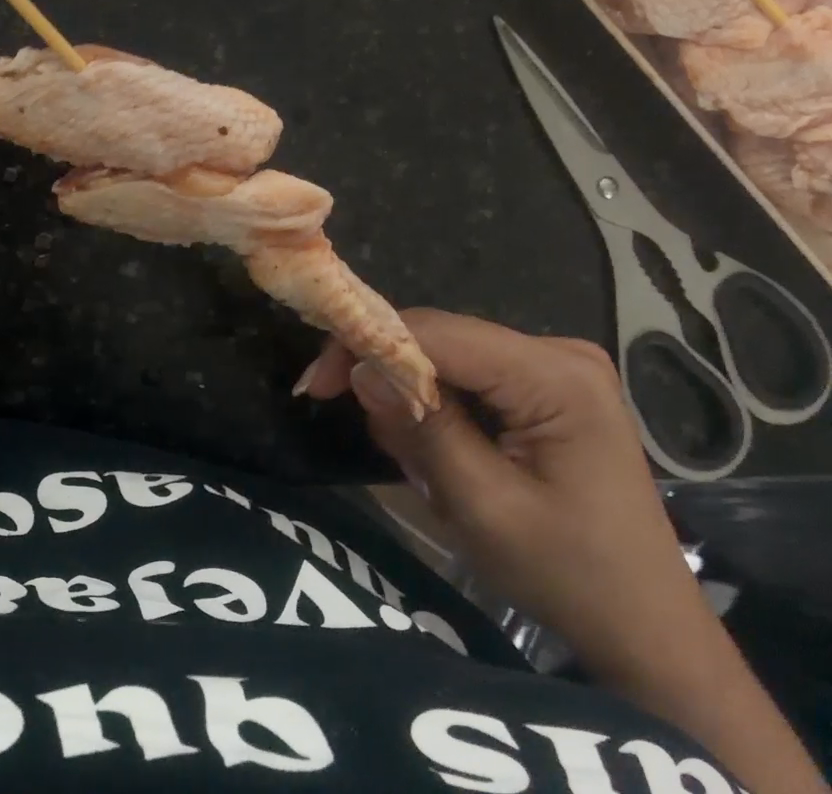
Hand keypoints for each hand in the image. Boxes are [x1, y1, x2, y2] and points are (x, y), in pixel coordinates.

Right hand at [300, 310, 711, 675]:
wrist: (640, 620)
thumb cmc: (565, 569)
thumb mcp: (481, 504)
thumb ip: (422, 428)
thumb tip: (359, 367)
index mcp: (556, 378)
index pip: (435, 333)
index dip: (363, 345)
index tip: (313, 387)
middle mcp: (559, 356)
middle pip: (437, 336)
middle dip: (380, 371)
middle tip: (336, 413)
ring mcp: (556, 370)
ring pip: (442, 356)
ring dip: (406, 398)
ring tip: (408, 457)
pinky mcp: (545, 390)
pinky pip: (463, 376)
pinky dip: (431, 408)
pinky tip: (434, 450)